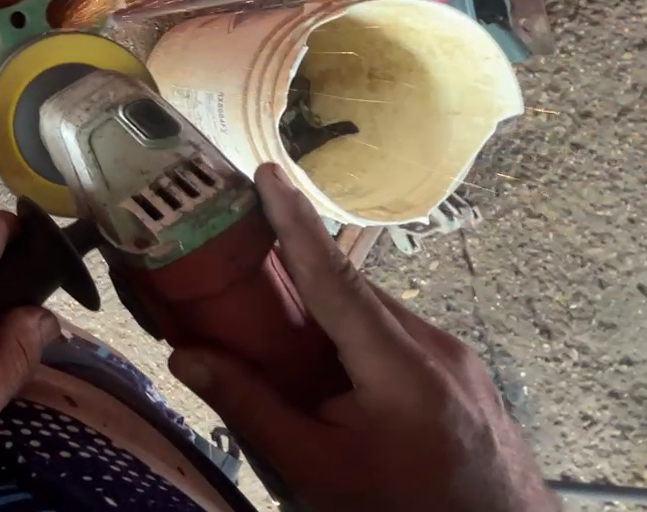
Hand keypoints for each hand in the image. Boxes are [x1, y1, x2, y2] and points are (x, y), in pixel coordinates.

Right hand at [168, 163, 555, 511]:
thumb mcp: (318, 473)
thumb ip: (249, 408)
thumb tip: (182, 355)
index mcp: (402, 369)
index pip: (334, 275)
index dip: (295, 221)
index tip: (267, 173)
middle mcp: (436, 350)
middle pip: (348, 289)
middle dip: (292, 270)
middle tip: (235, 259)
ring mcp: (458, 364)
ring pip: (369, 312)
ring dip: (320, 308)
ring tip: (274, 330)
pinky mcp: (464, 380)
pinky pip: (391, 335)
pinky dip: (347, 333)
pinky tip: (326, 369)